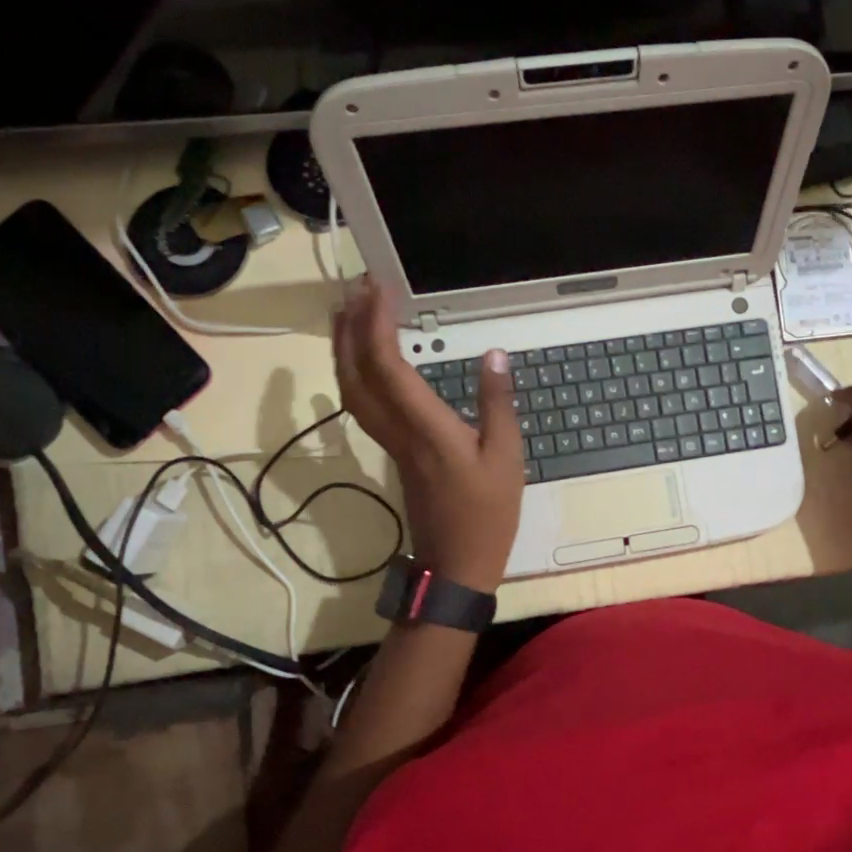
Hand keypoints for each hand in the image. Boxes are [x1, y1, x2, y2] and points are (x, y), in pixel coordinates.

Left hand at [333, 281, 523, 592]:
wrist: (456, 564)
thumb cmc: (487, 514)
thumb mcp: (506, 457)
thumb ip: (497, 404)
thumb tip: (494, 354)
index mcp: (425, 428)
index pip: (387, 366)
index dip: (376, 324)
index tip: (379, 289)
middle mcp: (397, 430)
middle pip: (355, 373)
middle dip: (349, 327)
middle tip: (356, 288)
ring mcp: (390, 442)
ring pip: (351, 389)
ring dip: (345, 348)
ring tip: (349, 313)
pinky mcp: (393, 451)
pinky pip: (362, 403)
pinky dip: (357, 372)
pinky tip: (369, 359)